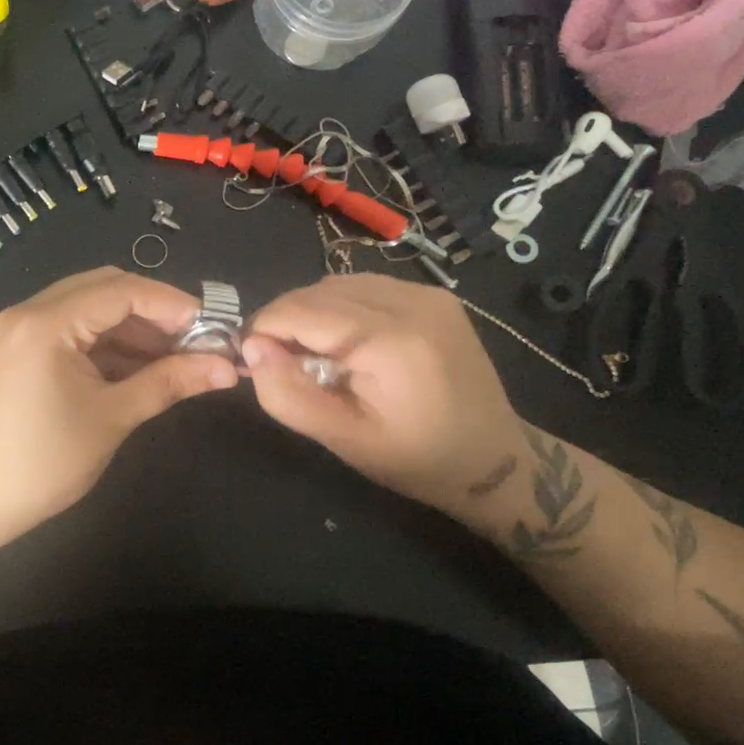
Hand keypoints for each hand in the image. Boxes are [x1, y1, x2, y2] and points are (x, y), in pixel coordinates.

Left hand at [0, 267, 237, 535]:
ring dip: (135, 328)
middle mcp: (28, 312)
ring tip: (182, 357)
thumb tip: (227, 367)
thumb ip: (170, 381)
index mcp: (44, 323)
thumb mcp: (115, 416)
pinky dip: (110, 343)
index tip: (216, 326)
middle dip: (155, 312)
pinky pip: (74, 330)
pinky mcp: (22, 348)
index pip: (120, 291)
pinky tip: (146, 365)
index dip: (172, 304)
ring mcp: (21, 329)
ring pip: (91, 309)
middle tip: (200, 341)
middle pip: (104, 290)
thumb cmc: (48, 460)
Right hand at [239, 274, 526, 512]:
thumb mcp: (342, 439)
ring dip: (309, 314)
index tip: (253, 363)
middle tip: (284, 366)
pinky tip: (347, 343)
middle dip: (284, 323)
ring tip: (316, 356)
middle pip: (313, 292)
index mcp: (391, 341)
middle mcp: (410, 303)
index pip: (298, 310)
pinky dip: (338, 308)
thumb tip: (250, 348)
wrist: (493, 460)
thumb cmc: (414, 458)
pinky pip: (362, 286)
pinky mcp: (433, 295)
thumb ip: (287, 393)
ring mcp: (426, 293)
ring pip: (334, 284)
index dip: (262, 331)